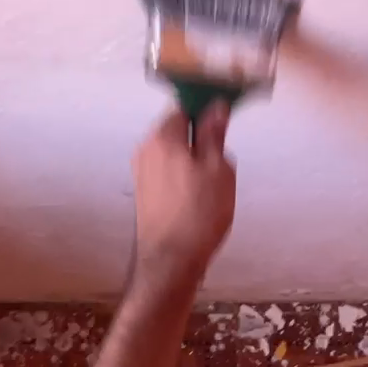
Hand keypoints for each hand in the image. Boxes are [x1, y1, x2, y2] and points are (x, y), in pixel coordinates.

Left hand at [131, 104, 235, 281]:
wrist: (170, 261)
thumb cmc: (200, 212)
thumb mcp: (218, 169)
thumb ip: (214, 133)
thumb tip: (216, 105)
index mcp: (162, 136)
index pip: (185, 105)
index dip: (207, 109)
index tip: (226, 121)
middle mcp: (145, 149)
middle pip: (178, 129)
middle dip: (201, 138)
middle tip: (223, 161)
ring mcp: (141, 172)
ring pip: (174, 152)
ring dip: (194, 158)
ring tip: (213, 184)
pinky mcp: (144, 192)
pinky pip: (168, 170)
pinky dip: (184, 174)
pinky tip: (199, 196)